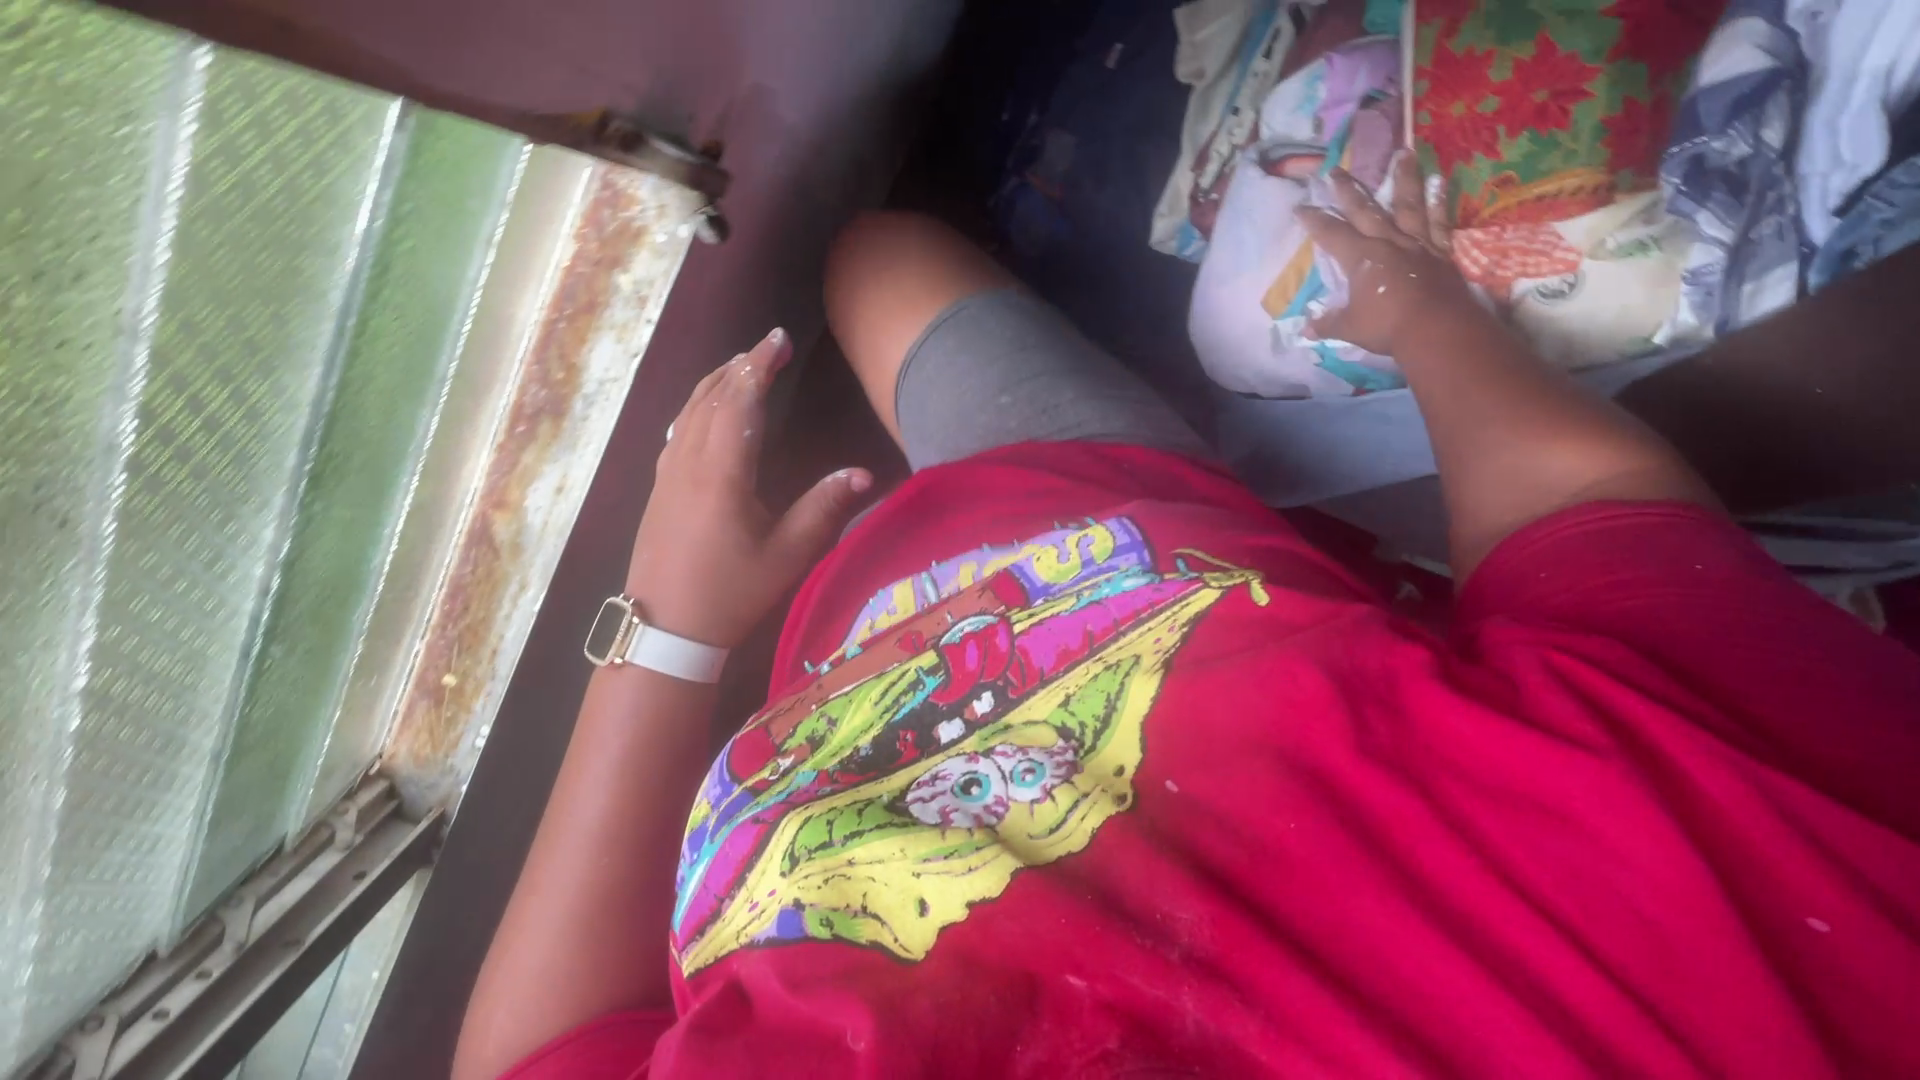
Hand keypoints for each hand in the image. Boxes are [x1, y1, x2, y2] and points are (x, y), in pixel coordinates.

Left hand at [625, 327, 874, 647]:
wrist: (665, 628)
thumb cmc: (730, 592)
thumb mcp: (787, 554)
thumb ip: (823, 509)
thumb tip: (863, 473)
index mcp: (722, 472)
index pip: (740, 401)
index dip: (759, 365)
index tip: (779, 338)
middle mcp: (689, 462)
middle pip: (711, 397)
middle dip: (740, 365)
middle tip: (768, 346)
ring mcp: (668, 474)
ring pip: (689, 411)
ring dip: (716, 382)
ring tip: (740, 366)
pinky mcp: (660, 489)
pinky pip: (678, 430)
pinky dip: (697, 406)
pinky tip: (705, 411)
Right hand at [1296, 152, 1477, 356]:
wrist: (1437, 329)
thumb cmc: (1388, 327)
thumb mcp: (1350, 328)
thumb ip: (1328, 323)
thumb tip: (1306, 329)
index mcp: (1361, 258)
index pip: (1331, 234)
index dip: (1315, 220)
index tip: (1301, 207)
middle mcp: (1388, 242)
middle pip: (1365, 211)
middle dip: (1348, 191)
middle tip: (1336, 170)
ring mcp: (1417, 243)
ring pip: (1407, 204)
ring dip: (1403, 179)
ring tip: (1403, 153)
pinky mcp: (1440, 251)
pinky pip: (1439, 221)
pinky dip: (1438, 201)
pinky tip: (1438, 181)